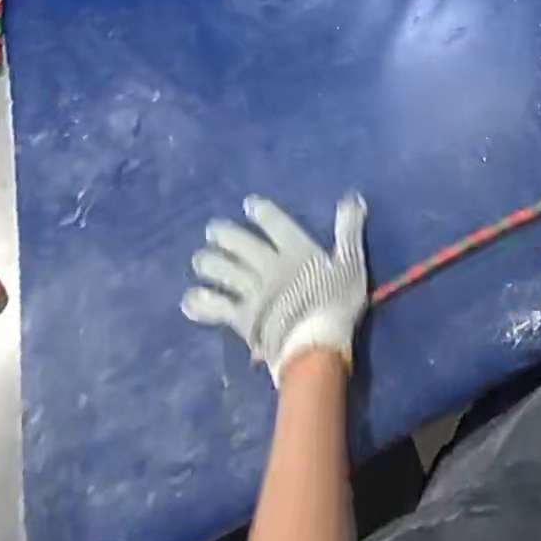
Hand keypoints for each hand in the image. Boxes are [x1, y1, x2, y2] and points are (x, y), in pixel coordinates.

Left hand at [182, 193, 368, 384]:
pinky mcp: (241, 317)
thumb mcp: (350, 262)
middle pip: (240, 244)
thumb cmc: (337, 302)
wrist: (314, 343)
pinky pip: (217, 306)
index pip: (275, 223)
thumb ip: (349, 230)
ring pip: (223, 271)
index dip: (261, 212)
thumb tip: (351, 197)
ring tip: (200, 259)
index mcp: (295, 249)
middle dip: (224, 235)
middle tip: (212, 229)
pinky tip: (189, 301)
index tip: (249, 204)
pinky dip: (201, 303)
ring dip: (209, 263)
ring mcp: (252, 291)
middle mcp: (268, 264)